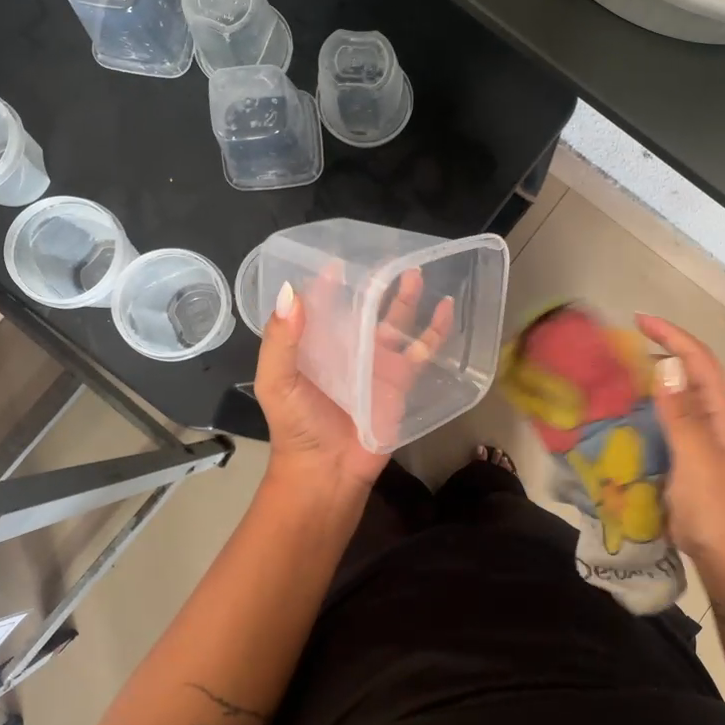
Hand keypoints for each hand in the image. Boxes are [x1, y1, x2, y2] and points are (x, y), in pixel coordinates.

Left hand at [254, 271, 453, 497]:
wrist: (327, 470)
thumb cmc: (297, 426)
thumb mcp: (277, 381)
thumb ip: (280, 339)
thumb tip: (291, 293)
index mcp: (315, 344)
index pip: (322, 304)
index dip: (329, 283)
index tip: (338, 259)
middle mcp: (347, 347)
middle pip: (363, 307)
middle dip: (375, 282)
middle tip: (388, 254)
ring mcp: (377, 362)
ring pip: (396, 321)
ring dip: (406, 297)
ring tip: (415, 270)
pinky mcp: (401, 379)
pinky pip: (422, 348)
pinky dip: (436, 329)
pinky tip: (447, 307)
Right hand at [637, 314, 724, 561]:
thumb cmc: (715, 510)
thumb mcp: (696, 459)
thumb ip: (681, 414)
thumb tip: (666, 365)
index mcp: (721, 416)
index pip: (699, 361)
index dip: (672, 336)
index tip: (638, 321)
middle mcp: (713, 423)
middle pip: (688, 375)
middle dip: (659, 352)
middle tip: (620, 347)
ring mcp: (700, 443)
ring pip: (675, 399)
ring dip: (650, 381)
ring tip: (615, 376)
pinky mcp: (685, 462)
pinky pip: (664, 425)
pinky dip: (645, 411)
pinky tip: (622, 418)